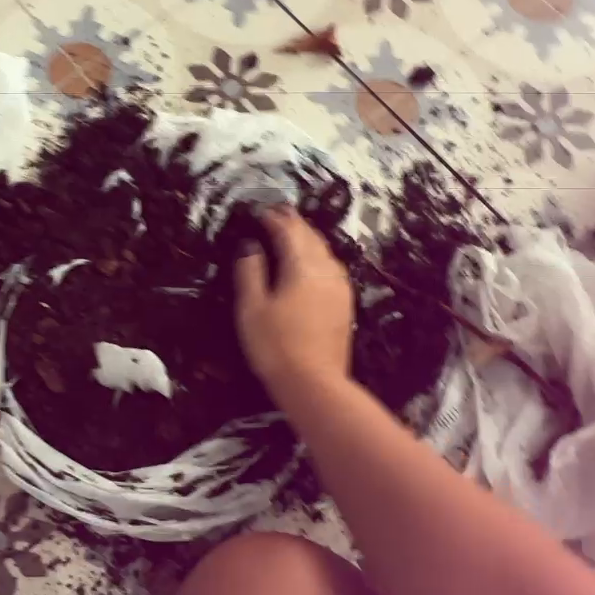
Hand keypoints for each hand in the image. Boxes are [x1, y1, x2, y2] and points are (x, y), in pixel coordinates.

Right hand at [234, 206, 354, 391]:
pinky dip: (318, 256)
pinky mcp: (344, 304)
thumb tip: (251, 246)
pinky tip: (312, 263)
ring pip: (325, 251)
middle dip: (293, 223)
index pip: (289, 232)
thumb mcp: (251, 307)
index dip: (274, 218)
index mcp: (301, 267)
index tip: (260, 211)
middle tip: (277, 214)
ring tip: (292, 233)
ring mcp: (339, 288)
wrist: (313, 383)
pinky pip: (331, 268)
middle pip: (311, 237)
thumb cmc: (275, 344)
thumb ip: (250, 271)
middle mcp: (326, 271)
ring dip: (308, 238)